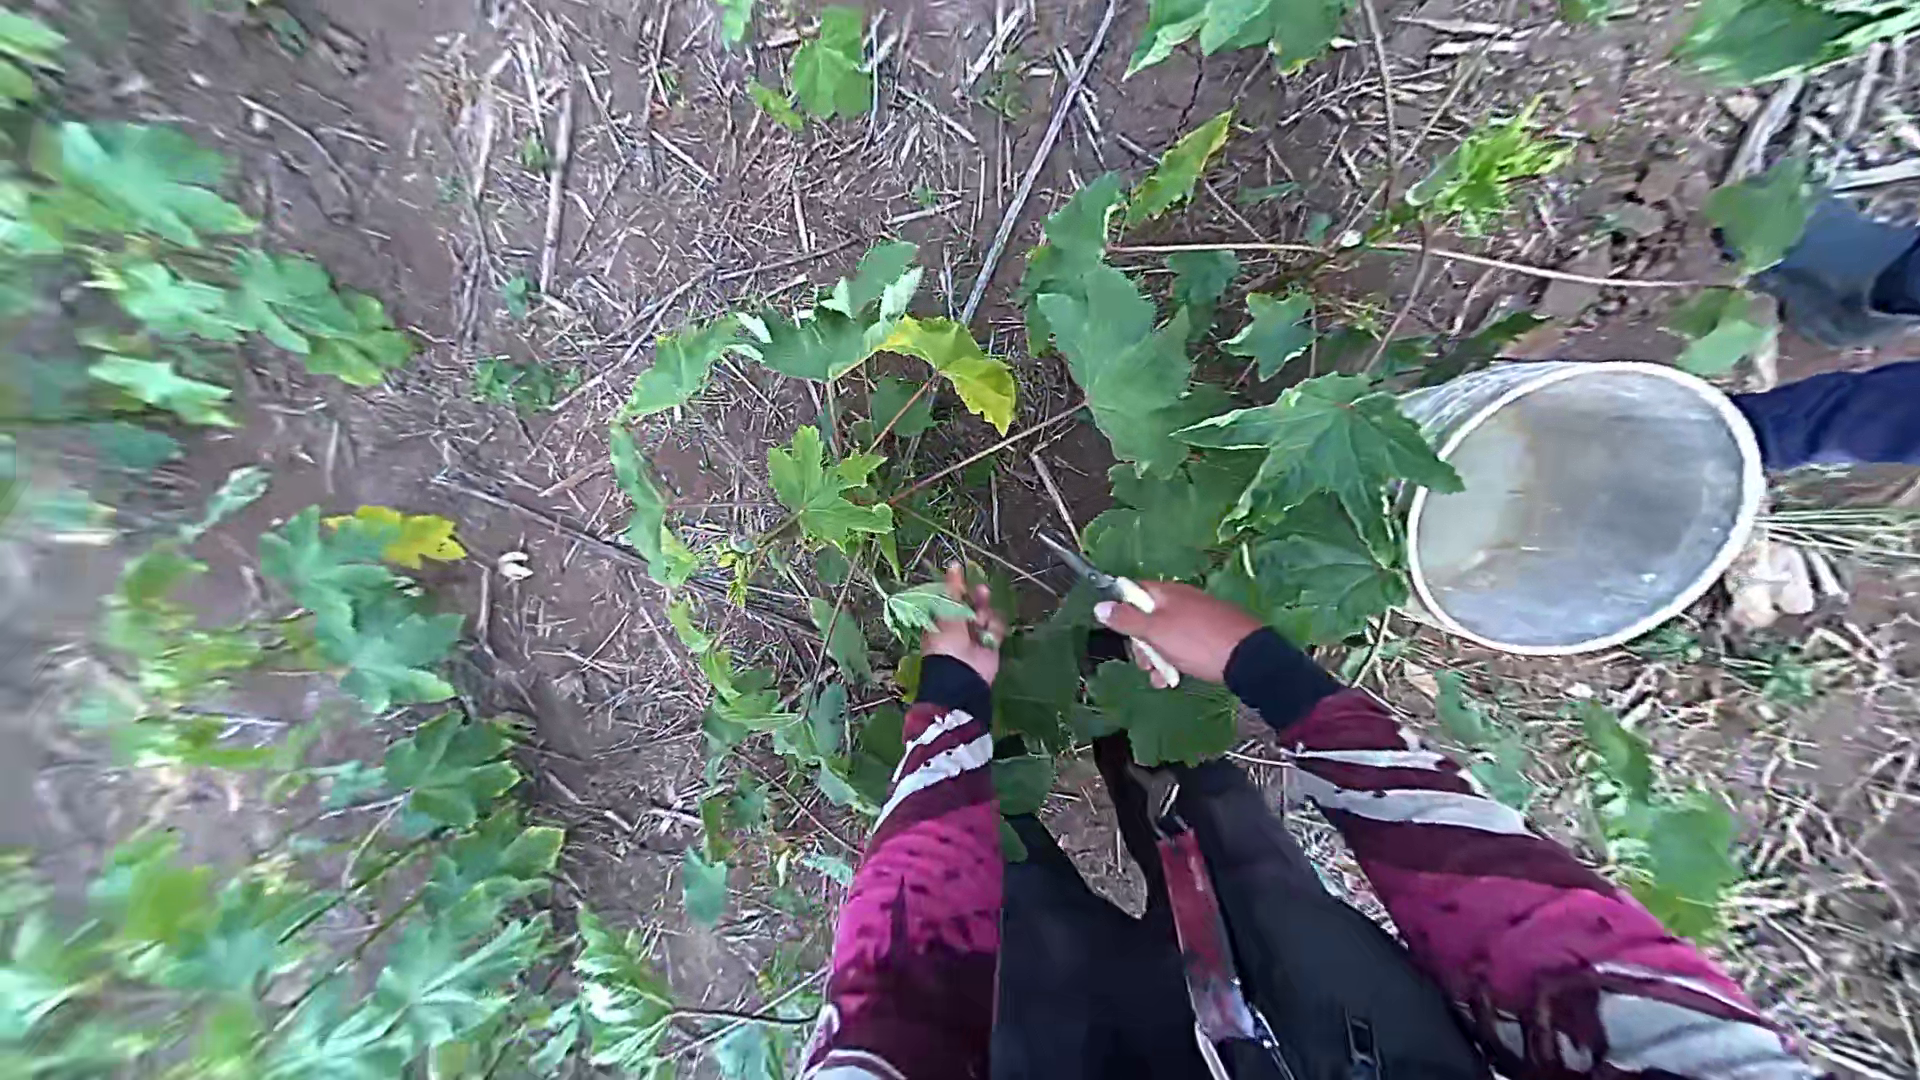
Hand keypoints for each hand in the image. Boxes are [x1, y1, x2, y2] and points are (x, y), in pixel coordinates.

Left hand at [921, 563, 1006, 684]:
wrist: (962, 674)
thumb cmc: (947, 643)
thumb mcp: (947, 612)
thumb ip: (952, 589)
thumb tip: (953, 564)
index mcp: (941, 619)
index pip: (952, 597)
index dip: (959, 588)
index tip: (964, 577)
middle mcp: (958, 626)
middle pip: (972, 604)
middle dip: (977, 598)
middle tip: (982, 592)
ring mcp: (975, 635)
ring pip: (986, 614)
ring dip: (985, 614)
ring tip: (981, 621)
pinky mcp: (990, 644)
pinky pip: (996, 628)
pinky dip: (994, 630)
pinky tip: (988, 634)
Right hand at [1094, 581, 1262, 684]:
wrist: (1251, 659)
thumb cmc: (1197, 642)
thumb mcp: (1156, 632)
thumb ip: (1126, 620)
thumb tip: (1099, 606)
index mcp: (1166, 593)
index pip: (1132, 591)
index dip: (1121, 610)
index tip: (1120, 632)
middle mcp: (1181, 600)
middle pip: (1147, 617)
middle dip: (1141, 643)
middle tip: (1145, 662)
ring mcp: (1198, 617)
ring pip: (1164, 635)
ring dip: (1157, 657)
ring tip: (1161, 677)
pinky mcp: (1211, 635)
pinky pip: (1183, 644)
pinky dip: (1175, 660)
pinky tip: (1174, 678)